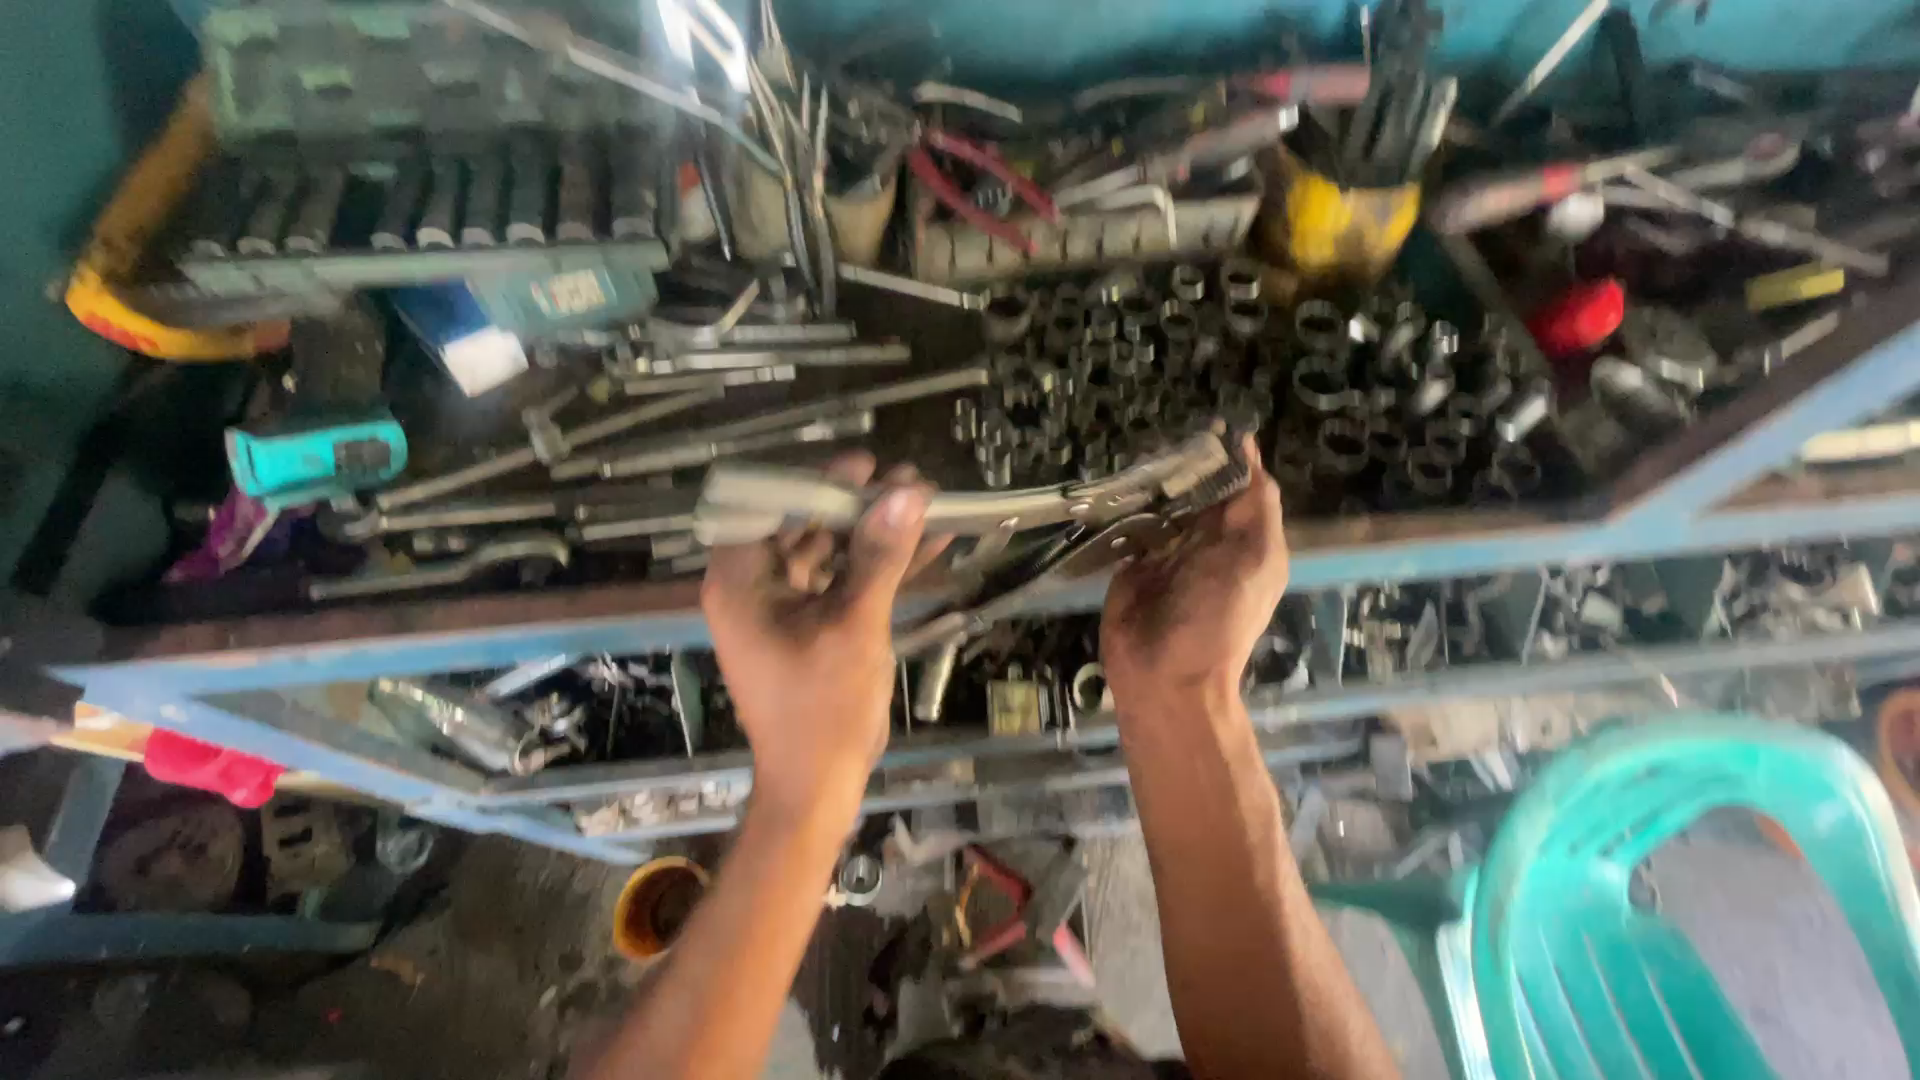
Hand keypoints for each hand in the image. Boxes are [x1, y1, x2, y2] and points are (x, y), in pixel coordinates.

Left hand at [701, 453, 945, 811]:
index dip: (817, 479)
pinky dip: (882, 568)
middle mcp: (756, 587)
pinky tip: (930, 545)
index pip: (769, 506)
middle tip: (910, 481)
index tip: (866, 464)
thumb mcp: (855, 625)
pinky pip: (846, 584)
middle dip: (860, 503)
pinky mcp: (814, 627)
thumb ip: (879, 555)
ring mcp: (787, 608)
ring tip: (928, 503)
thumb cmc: (822, 707)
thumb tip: (908, 491)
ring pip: (833, 553)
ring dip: (877, 532)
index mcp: (741, 581)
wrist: (819, 783)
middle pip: (806, 525)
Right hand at [1100, 434, 1288, 710]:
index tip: (1199, 424)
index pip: (1233, 483)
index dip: (1219, 455)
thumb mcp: (1255, 557)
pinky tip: (1108, 488)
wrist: (1166, 677)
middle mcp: (1205, 542)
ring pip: (1158, 506)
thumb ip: (1255, 503)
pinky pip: (1127, 529)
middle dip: (1176, 466)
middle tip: (1152, 436)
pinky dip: (1120, 510)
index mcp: (1242, 537)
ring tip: (1127, 455)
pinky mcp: (1130, 566)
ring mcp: (1165, 554)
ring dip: (1146, 485)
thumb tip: (1248, 445)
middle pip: (1192, 491)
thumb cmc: (1218, 617)